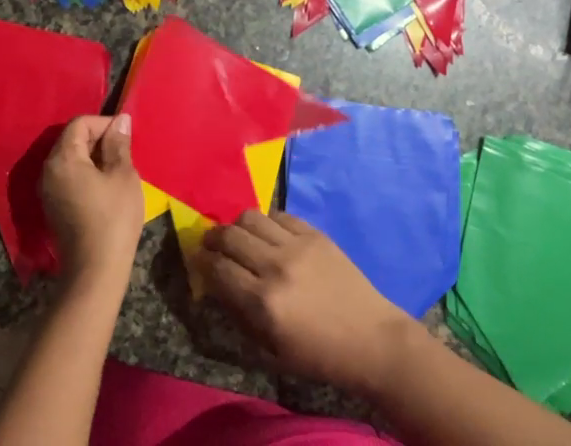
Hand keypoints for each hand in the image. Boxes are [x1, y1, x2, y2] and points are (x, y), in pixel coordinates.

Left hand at [40, 114, 144, 284]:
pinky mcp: (52, 206)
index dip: (104, 123)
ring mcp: (47, 189)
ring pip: (70, 159)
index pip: (79, 124)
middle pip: (71, 140)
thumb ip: (118, 144)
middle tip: (124, 153)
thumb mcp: (122, 176)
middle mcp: (48, 169)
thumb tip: (119, 120)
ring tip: (117, 169)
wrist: (95, 270)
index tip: (126, 135)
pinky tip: (105, 187)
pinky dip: (85, 174)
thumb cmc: (113, 218)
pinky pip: (67, 177)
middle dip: (98, 139)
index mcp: (63, 158)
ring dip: (93, 158)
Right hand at [203, 210, 421, 394]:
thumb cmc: (319, 356)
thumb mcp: (271, 350)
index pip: (217, 268)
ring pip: (250, 217)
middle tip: (211, 244)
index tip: (198, 260)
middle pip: (229, 236)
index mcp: (263, 303)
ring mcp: (297, 246)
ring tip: (238, 235)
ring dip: (237, 225)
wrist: (372, 341)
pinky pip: (279, 215)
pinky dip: (266, 222)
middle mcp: (275, 268)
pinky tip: (267, 234)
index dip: (201, 261)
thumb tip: (216, 284)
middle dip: (212, 238)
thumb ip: (239, 315)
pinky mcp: (315, 235)